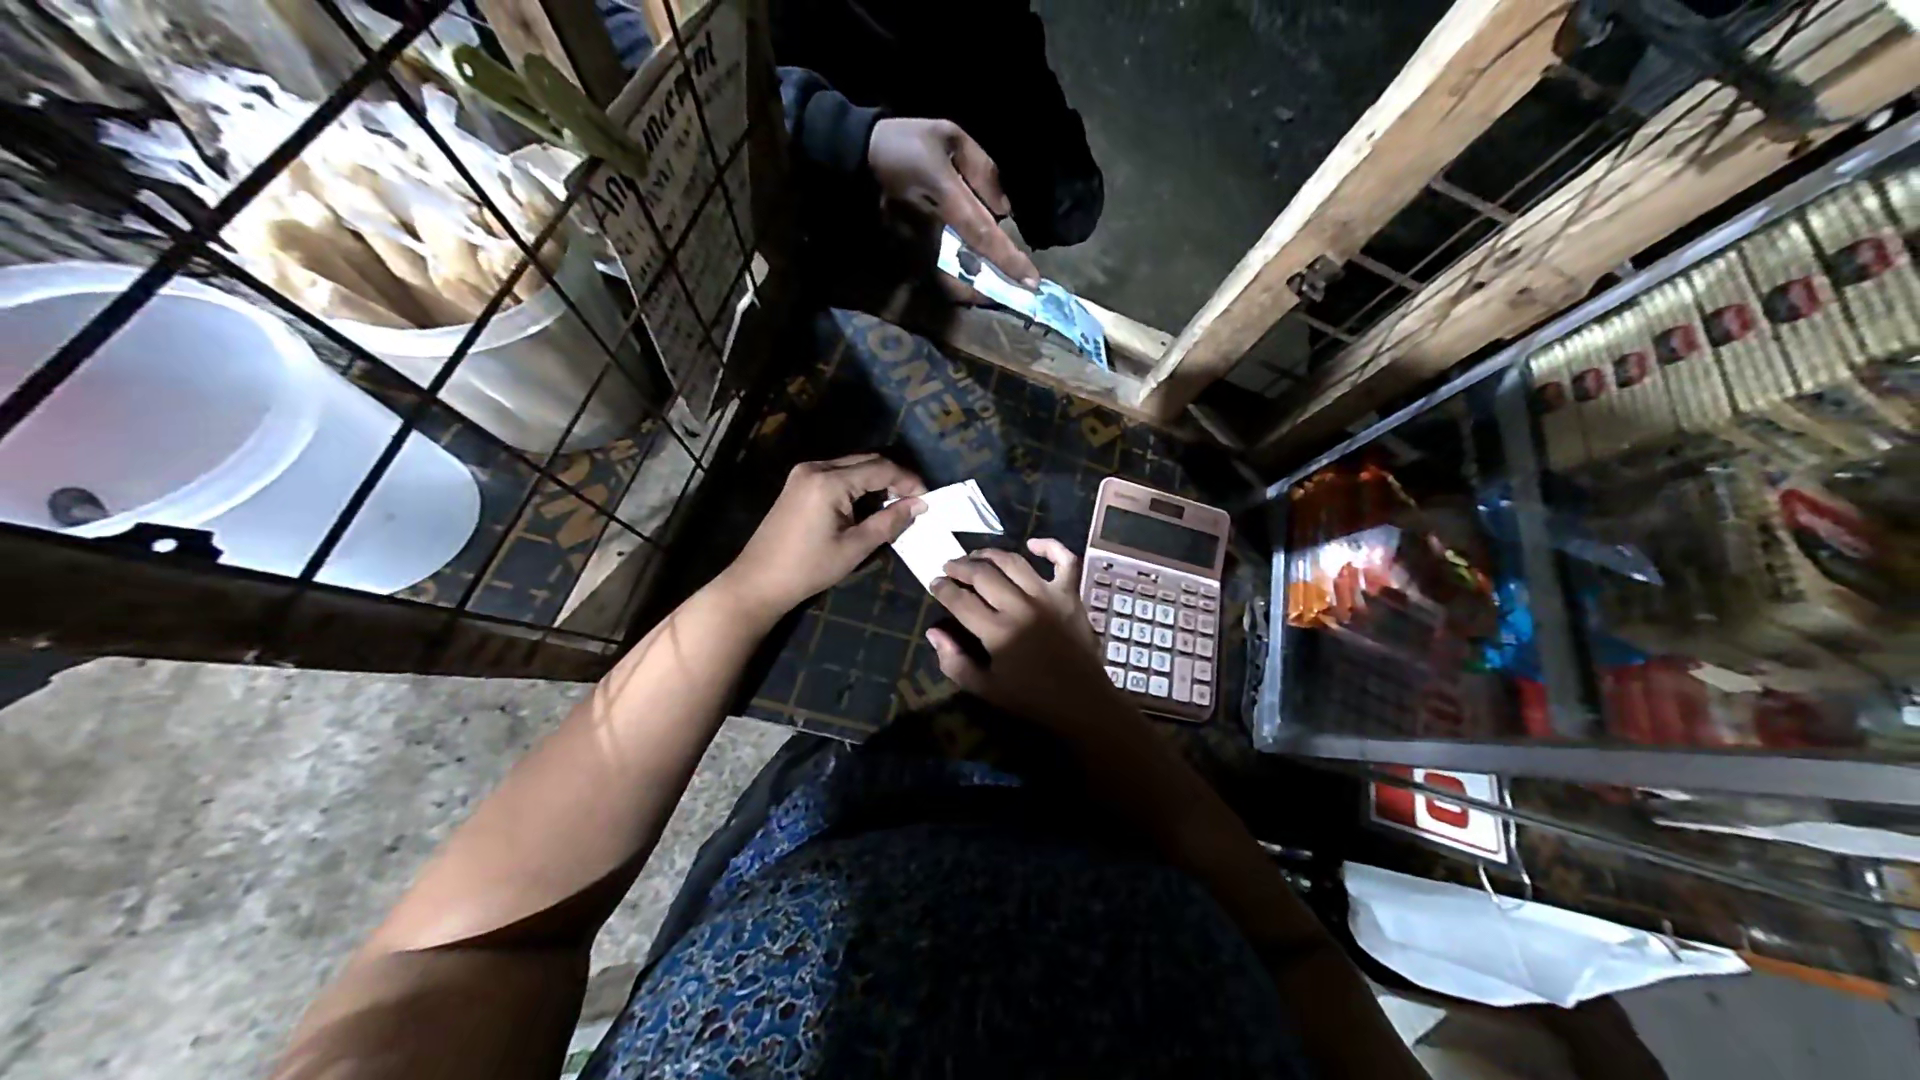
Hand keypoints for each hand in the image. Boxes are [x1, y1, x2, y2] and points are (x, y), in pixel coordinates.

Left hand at [721, 454, 927, 619]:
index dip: (908, 480)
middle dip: (894, 478)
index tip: (927, 499)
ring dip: (877, 481)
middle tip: (915, 502)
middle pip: (867, 461)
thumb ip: (889, 521)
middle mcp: (816, 467)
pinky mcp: (798, 483)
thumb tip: (919, 505)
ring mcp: (804, 473)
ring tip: (895, 505)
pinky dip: (858, 485)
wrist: (759, 581)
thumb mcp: (855, 547)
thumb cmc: (809, 568)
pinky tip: (869, 505)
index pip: (880, 468)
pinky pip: (837, 474)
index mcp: (829, 481)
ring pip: (853, 466)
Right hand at [867, 117, 1041, 289]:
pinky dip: (958, 286)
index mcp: (943, 196)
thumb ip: (983, 170)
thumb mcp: (949, 136)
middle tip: (1017, 295)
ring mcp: (914, 247)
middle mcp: (929, 229)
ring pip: (950, 284)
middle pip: (966, 274)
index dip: (1007, 260)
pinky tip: (974, 281)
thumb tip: (1003, 210)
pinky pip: (937, 278)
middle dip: (992, 289)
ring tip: (998, 291)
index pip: (982, 234)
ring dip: (976, 292)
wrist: (858, 159)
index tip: (1030, 282)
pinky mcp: (905, 254)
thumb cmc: (907, 144)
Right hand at [926, 539, 1125, 725]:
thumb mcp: (985, 689)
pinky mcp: (1071, 595)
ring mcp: (1048, 597)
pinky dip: (1050, 547)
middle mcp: (1021, 607)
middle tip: (949, 567)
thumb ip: (954, 662)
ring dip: (990, 554)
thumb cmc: (1031, 698)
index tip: (934, 583)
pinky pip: (1064, 561)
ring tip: (976, 557)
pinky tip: (1032, 544)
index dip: (942, 588)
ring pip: (1013, 562)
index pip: (960, 600)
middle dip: (960, 567)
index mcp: (998, 632)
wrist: (1082, 702)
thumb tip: (933, 633)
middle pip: (983, 574)